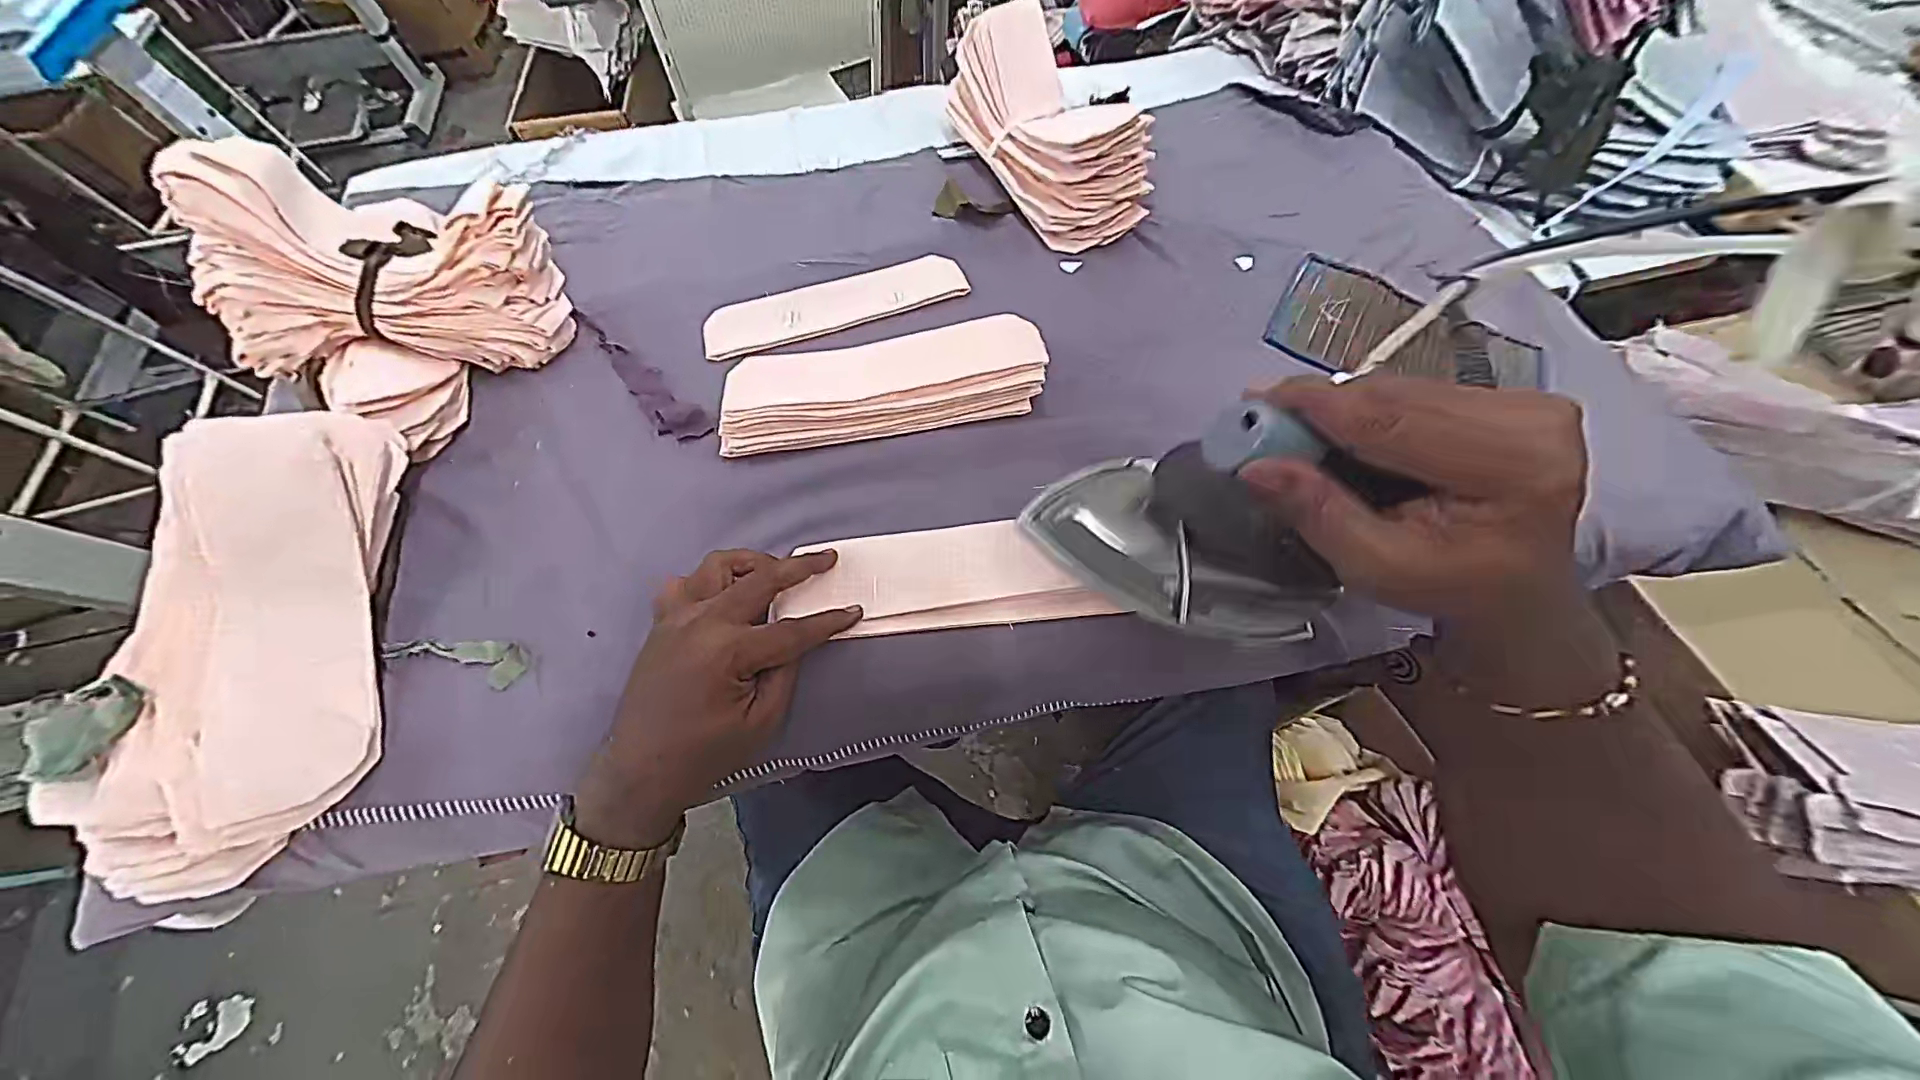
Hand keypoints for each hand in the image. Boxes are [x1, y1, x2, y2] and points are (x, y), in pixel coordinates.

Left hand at [573, 550, 861, 847]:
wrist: (639, 772)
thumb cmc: (704, 755)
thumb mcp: (761, 721)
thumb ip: (784, 672)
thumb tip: (796, 639)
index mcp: (728, 650)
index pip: (791, 629)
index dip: (827, 621)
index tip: (853, 611)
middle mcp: (701, 622)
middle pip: (760, 580)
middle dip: (799, 567)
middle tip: (826, 559)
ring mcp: (676, 618)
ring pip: (718, 566)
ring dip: (752, 564)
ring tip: (774, 573)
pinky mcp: (661, 624)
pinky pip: (684, 584)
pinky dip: (709, 581)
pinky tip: (724, 595)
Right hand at [1240, 375, 1587, 624]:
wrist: (1515, 593)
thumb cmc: (1451, 589)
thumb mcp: (1375, 566)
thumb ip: (1318, 513)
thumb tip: (1257, 469)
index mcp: (1514, 466)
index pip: (1395, 420)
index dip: (1318, 406)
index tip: (1257, 400)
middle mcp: (1532, 418)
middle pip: (1395, 396)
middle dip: (1320, 407)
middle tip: (1260, 423)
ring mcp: (1524, 402)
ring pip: (1399, 388)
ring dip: (1339, 408)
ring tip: (1293, 434)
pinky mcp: (1506, 399)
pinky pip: (1413, 392)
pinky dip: (1365, 411)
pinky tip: (1339, 434)